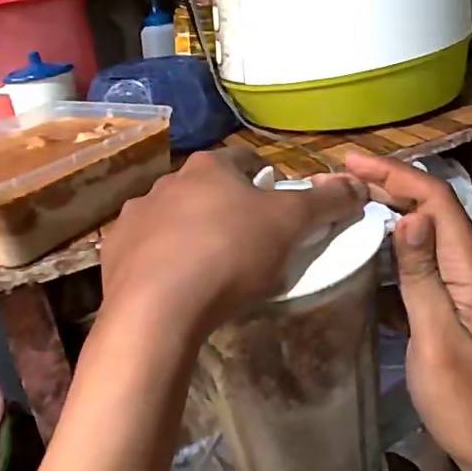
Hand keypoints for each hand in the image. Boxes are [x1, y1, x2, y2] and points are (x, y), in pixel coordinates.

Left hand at [100, 149, 366, 343]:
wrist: (156, 309)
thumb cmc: (229, 254)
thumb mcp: (289, 225)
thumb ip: (326, 202)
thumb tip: (357, 185)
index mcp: (208, 167)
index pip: (245, 161)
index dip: (267, 181)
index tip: (279, 211)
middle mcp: (167, 182)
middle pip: (207, 189)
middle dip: (227, 209)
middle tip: (249, 244)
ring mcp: (136, 216)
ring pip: (173, 218)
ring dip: (191, 233)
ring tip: (209, 269)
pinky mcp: (114, 251)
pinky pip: (146, 249)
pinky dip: (161, 260)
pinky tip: (175, 286)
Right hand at [343, 153, 471, 470]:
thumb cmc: (471, 405)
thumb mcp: (438, 340)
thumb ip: (422, 277)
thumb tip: (407, 217)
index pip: (436, 200)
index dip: (395, 174)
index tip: (350, 162)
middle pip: (432, 208)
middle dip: (387, 185)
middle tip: (337, 179)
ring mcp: (466, 287)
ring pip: (426, 231)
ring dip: (388, 210)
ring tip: (345, 202)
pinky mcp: (456, 305)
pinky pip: (423, 260)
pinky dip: (393, 244)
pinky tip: (365, 247)